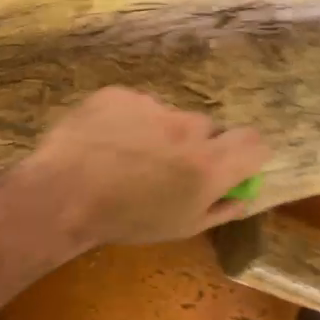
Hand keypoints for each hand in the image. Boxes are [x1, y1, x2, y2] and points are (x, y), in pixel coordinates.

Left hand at [11, 88, 266, 250]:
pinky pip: (133, 104)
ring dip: (157, 129)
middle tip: (166, 165)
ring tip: (126, 154)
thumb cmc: (126, 219)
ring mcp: (150, 105)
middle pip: (206, 127)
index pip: (254, 142)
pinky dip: (126, 117)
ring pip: (167, 114)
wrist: (65, 191)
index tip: (230, 163)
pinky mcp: (118, 93)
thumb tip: (243, 194)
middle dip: (195, 143)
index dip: (244, 153)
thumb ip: (221, 207)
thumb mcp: (183, 226)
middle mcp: (185, 127)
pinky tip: (104, 138)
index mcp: (209, 164)